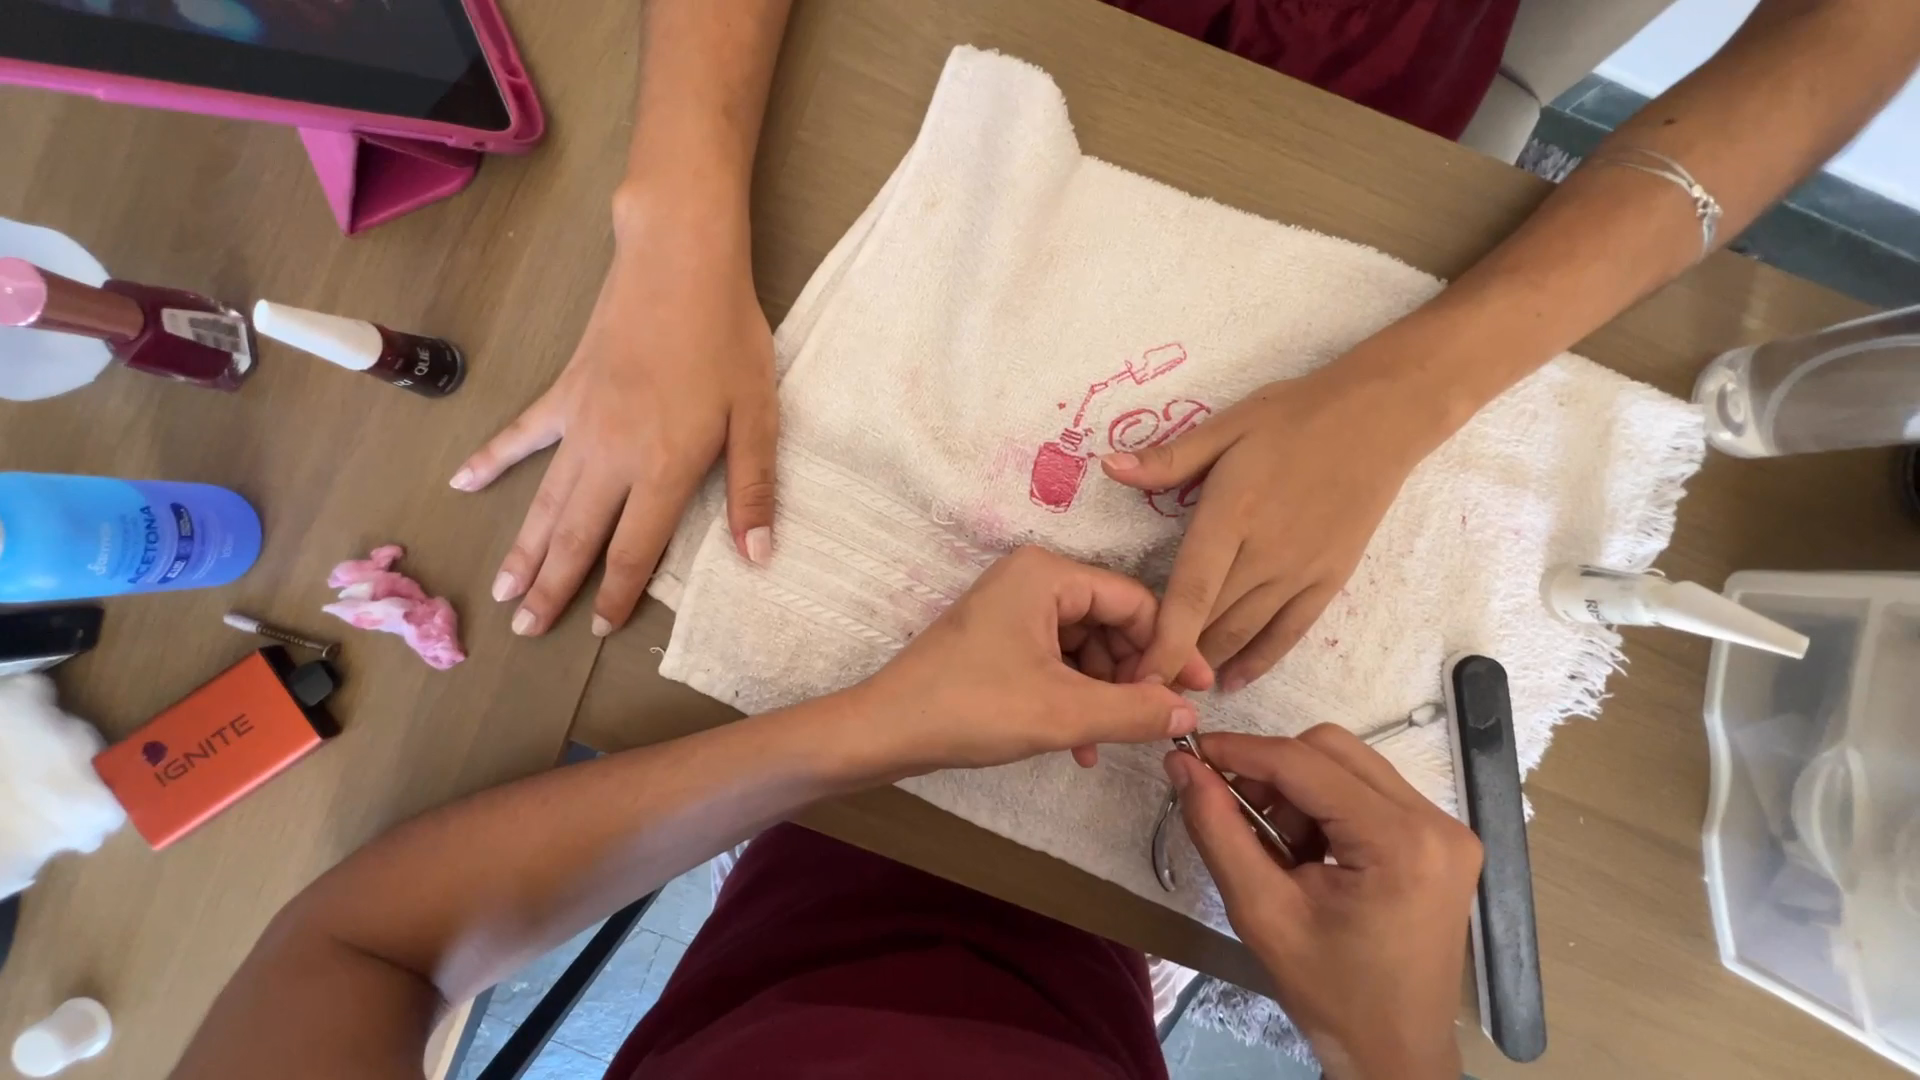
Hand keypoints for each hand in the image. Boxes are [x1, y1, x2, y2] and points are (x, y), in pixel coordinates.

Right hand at [451, 207, 776, 636]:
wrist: (679, 264)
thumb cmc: (729, 342)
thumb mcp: (759, 420)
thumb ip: (753, 491)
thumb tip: (758, 556)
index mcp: (664, 470)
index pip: (634, 551)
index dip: (616, 594)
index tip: (595, 628)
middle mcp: (612, 458)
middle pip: (576, 536)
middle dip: (553, 586)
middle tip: (524, 629)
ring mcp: (579, 424)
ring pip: (544, 500)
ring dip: (522, 548)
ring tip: (501, 589)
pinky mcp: (565, 391)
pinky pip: (523, 434)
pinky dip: (493, 460)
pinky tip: (465, 485)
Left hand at [850, 547, 1211, 777]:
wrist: (886, 729)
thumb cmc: (973, 707)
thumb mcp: (1063, 711)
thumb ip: (1134, 710)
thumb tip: (1189, 711)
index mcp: (1047, 574)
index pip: (1133, 600)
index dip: (1168, 649)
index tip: (1196, 694)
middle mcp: (1032, 579)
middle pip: (1109, 621)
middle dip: (1132, 676)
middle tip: (1153, 723)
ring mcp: (1013, 608)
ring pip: (1084, 647)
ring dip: (1103, 694)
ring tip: (1108, 741)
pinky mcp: (1000, 638)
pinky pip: (1055, 660)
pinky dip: (1073, 696)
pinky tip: (1079, 745)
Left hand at [1106, 359, 1442, 689]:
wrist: (1381, 418)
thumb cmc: (1294, 418)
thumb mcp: (1225, 426)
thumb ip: (1168, 459)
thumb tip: (1109, 467)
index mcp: (1232, 517)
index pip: (1191, 593)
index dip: (1165, 641)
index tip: (1140, 679)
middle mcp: (1265, 555)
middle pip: (1213, 622)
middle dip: (1177, 661)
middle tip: (1141, 688)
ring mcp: (1301, 573)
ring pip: (1246, 633)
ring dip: (1210, 664)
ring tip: (1177, 688)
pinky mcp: (1329, 581)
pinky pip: (1289, 632)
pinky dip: (1260, 660)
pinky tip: (1234, 679)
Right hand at [1169, 727, 1480, 1079]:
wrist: (1395, 1054)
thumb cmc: (1328, 991)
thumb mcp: (1259, 911)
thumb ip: (1217, 828)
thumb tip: (1180, 762)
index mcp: (1400, 843)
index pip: (1304, 763)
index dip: (1240, 750)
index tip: (1190, 752)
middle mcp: (1435, 821)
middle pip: (1330, 749)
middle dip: (1272, 770)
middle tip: (1238, 811)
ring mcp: (1445, 828)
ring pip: (1346, 761)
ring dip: (1296, 786)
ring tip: (1277, 844)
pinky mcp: (1439, 837)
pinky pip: (1364, 787)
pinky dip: (1321, 802)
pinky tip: (1307, 848)